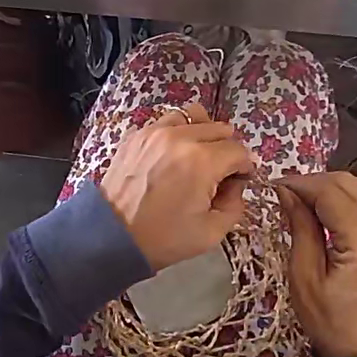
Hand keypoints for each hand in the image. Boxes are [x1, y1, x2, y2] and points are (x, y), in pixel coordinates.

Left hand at [101, 103, 253, 270]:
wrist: (112, 237)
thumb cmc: (164, 238)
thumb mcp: (212, 232)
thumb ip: (235, 204)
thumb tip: (235, 184)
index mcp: (202, 161)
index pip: (239, 151)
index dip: (244, 167)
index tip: (238, 181)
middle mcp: (180, 138)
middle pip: (220, 129)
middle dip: (226, 150)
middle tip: (219, 173)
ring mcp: (155, 132)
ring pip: (193, 117)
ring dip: (202, 134)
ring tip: (197, 156)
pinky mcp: (137, 135)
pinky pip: (166, 122)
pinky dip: (177, 133)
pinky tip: (173, 155)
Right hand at [276, 172, 356, 356]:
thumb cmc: (329, 320)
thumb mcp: (303, 276)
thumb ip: (299, 227)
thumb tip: (286, 191)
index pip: (332, 193)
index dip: (301, 184)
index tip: (275, 186)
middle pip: (350, 184)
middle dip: (314, 183)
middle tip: (286, 193)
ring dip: (330, 188)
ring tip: (303, 201)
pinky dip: (346, 200)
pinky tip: (326, 211)